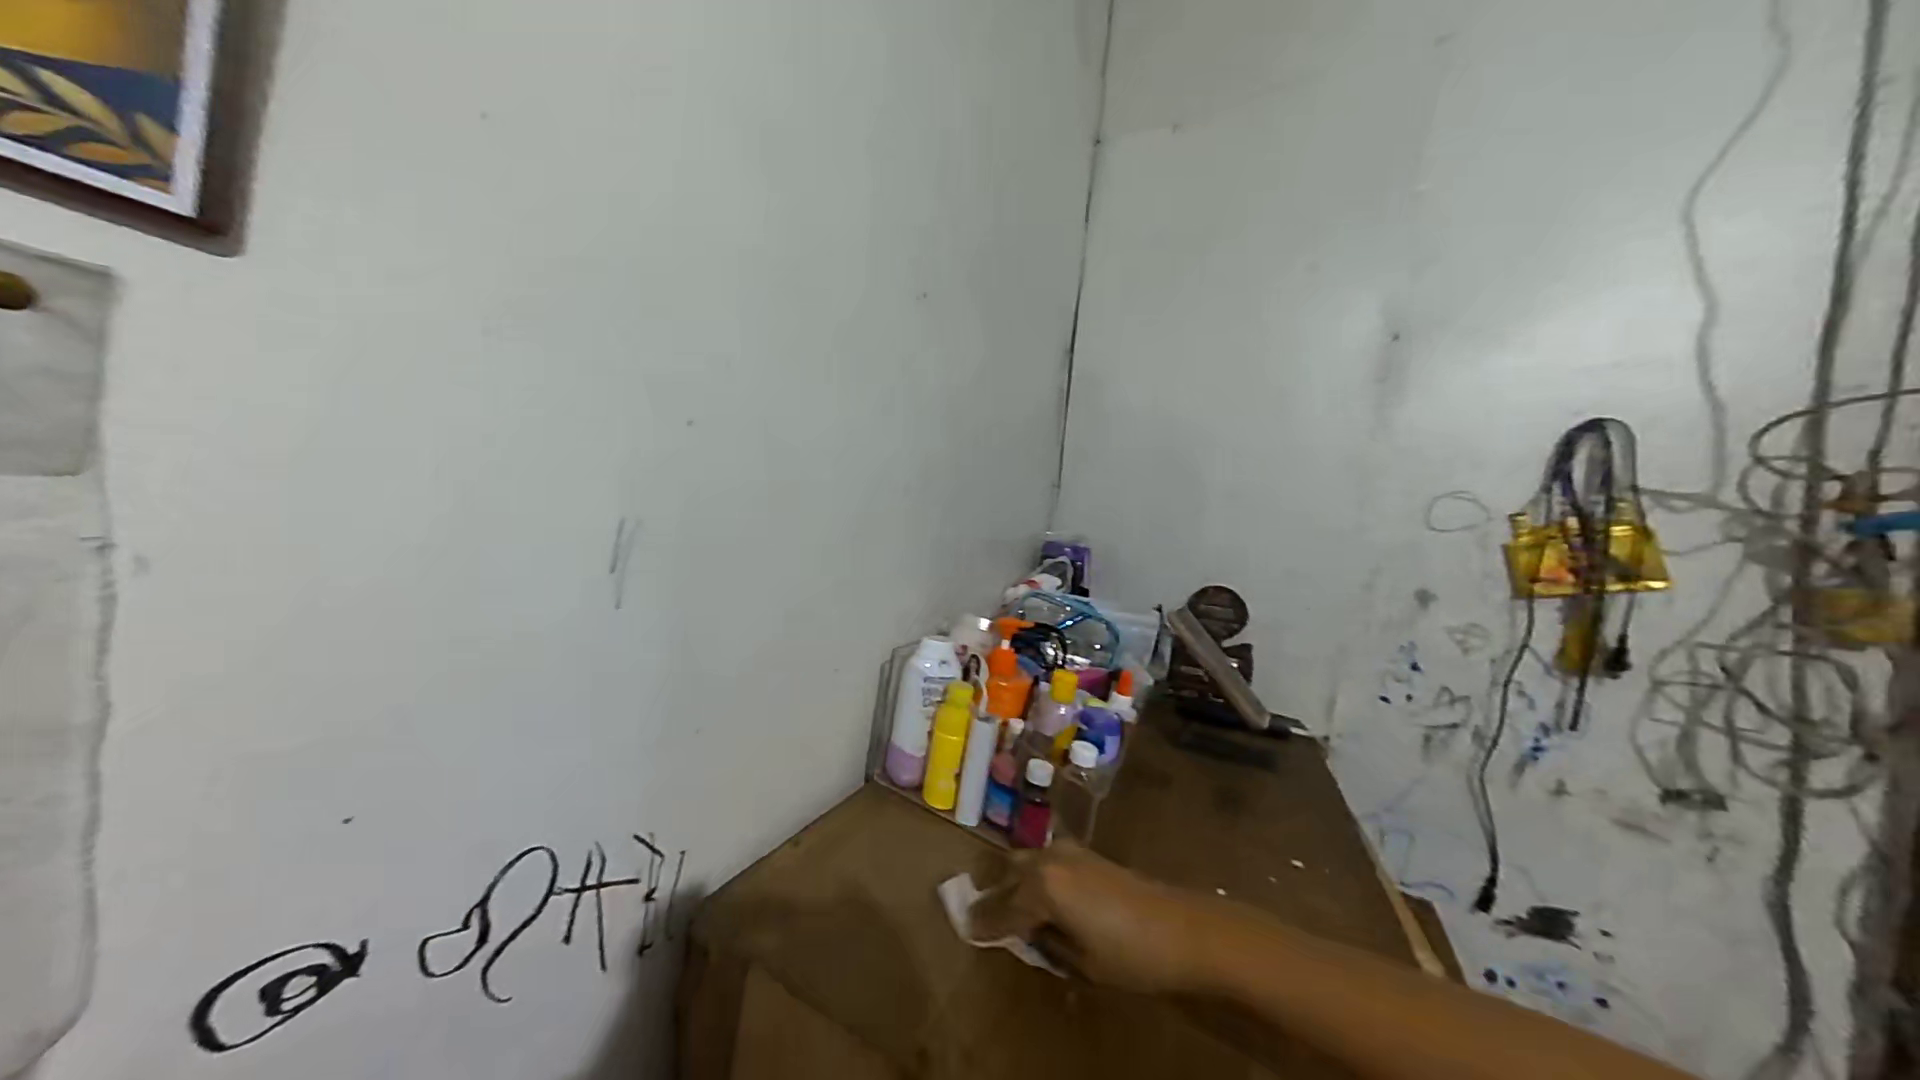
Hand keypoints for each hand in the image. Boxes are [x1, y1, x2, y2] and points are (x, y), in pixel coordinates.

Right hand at [970, 840, 1222, 993]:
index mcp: (1042, 888)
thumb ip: (1046, 943)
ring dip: (1012, 876)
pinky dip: (1033, 871)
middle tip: (978, 909)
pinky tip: (1036, 888)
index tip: (967, 930)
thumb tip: (1028, 933)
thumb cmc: (1130, 954)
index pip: (1001, 908)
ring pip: (1025, 858)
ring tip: (1003, 896)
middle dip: (991, 890)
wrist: (1183, 927)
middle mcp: (1048, 860)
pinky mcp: (1086, 852)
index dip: (983, 923)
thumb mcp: (1080, 962)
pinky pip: (1045, 858)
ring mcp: (1069, 851)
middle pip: (1007, 871)